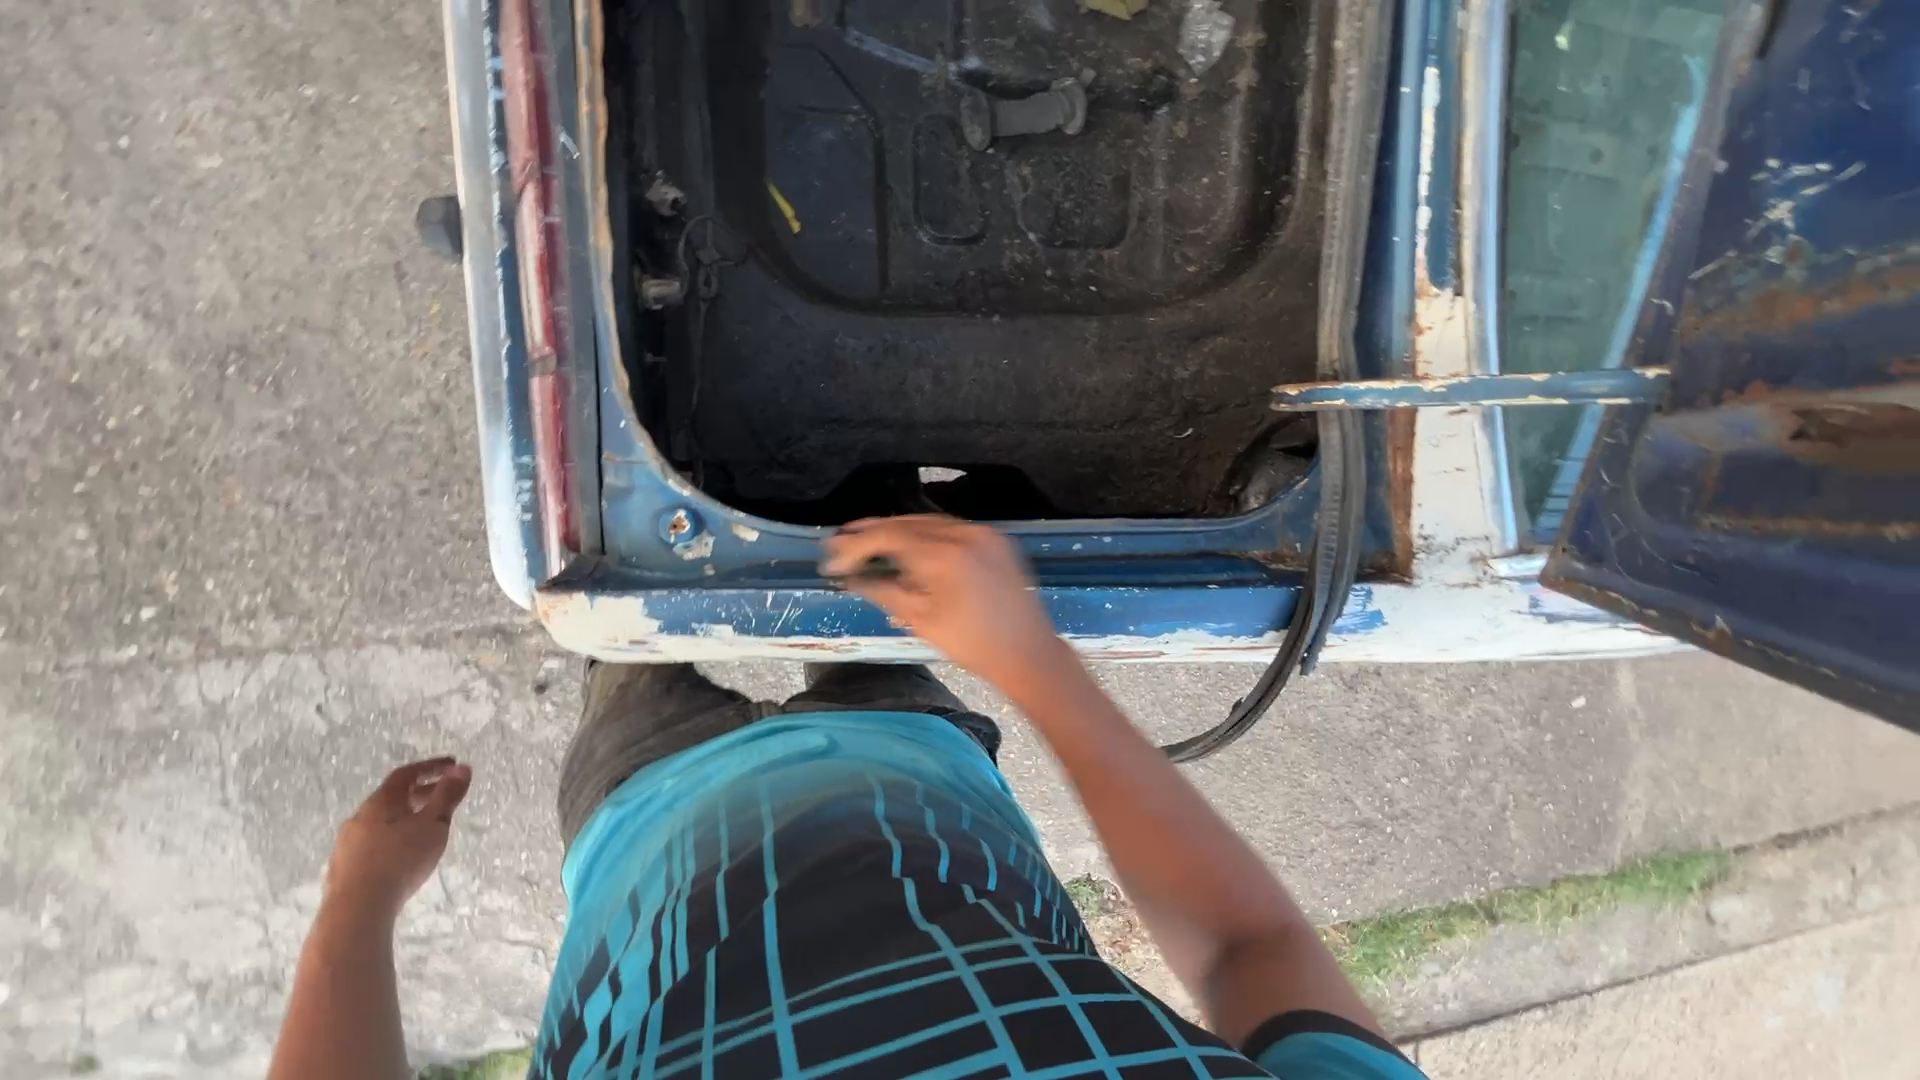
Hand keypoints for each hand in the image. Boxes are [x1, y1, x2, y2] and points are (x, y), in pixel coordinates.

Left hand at [323, 757, 471, 923]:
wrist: (356, 909)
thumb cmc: (400, 859)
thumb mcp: (434, 824)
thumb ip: (448, 795)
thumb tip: (462, 768)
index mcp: (380, 803)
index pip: (406, 774)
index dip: (430, 767)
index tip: (453, 764)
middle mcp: (359, 818)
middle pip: (392, 797)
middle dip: (420, 792)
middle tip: (444, 795)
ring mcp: (347, 844)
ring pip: (381, 821)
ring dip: (405, 816)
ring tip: (427, 827)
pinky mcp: (343, 868)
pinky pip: (373, 842)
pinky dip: (392, 837)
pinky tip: (403, 854)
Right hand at [820, 515, 1071, 688]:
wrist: (1028, 653)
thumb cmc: (973, 644)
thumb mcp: (921, 620)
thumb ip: (884, 591)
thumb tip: (852, 577)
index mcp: (944, 554)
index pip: (889, 537)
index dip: (856, 545)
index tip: (832, 558)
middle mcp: (964, 533)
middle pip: (908, 523)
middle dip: (873, 532)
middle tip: (842, 542)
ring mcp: (983, 534)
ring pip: (929, 522)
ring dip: (898, 530)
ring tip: (868, 541)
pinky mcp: (995, 540)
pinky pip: (952, 528)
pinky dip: (926, 534)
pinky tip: (908, 544)